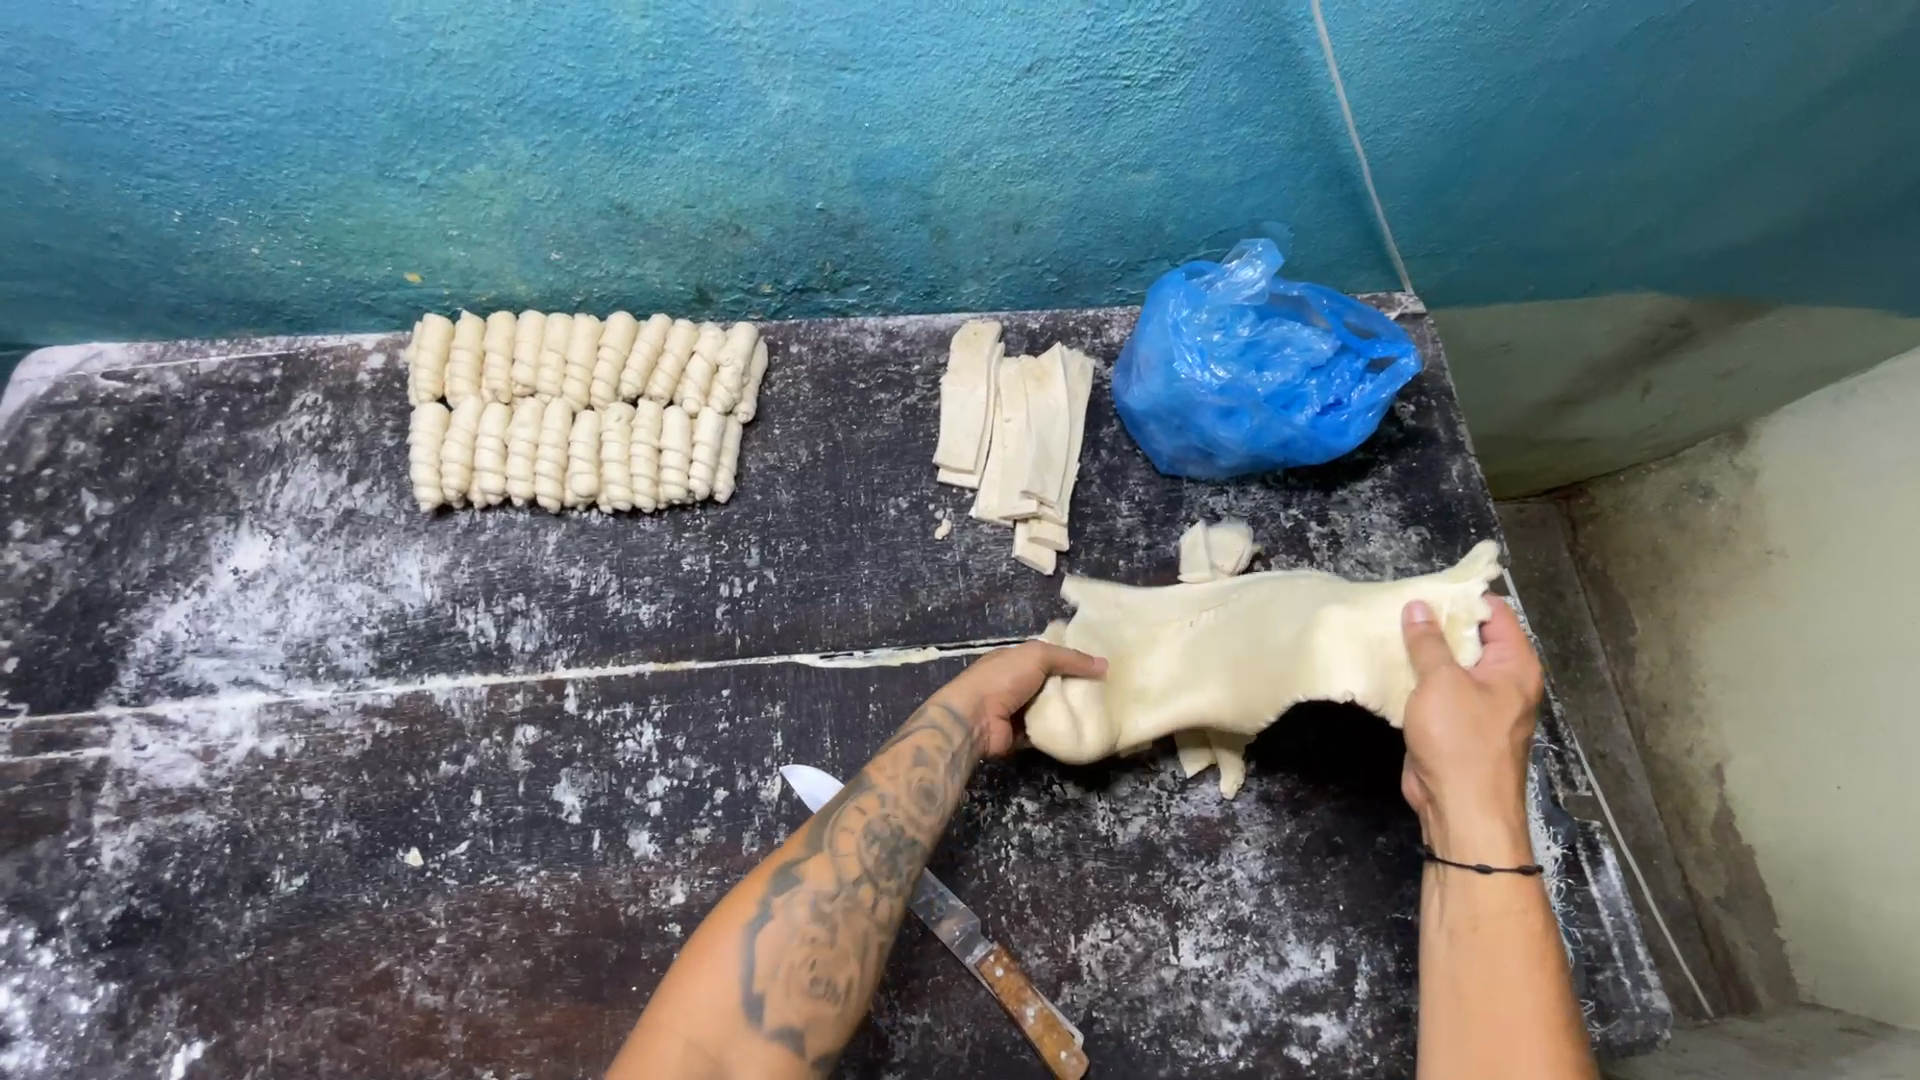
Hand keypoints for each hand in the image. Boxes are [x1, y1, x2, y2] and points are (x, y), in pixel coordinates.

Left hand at [932, 640, 1106, 757]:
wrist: (975, 719)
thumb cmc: (1002, 679)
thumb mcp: (1037, 656)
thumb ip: (1070, 658)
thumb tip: (1104, 665)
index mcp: (1016, 659)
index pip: (1049, 656)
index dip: (1072, 659)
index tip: (1099, 666)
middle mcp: (1016, 683)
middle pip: (1053, 683)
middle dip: (1075, 687)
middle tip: (1106, 692)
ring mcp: (1017, 710)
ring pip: (1052, 708)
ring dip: (1070, 710)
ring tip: (1101, 712)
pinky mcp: (1021, 734)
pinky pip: (1047, 730)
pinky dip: (1060, 731)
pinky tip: (1083, 730)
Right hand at [1399, 596, 1543, 861]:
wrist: (1461, 806)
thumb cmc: (1461, 740)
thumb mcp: (1441, 682)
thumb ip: (1428, 642)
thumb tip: (1417, 607)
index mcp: (1514, 666)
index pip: (1495, 615)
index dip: (1463, 597)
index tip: (1426, 585)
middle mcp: (1501, 681)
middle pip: (1469, 637)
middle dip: (1435, 622)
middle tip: (1397, 604)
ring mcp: (1476, 703)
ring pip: (1448, 664)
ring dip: (1421, 651)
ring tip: (1385, 629)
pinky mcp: (1452, 722)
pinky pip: (1433, 688)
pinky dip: (1413, 676)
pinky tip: (1385, 665)